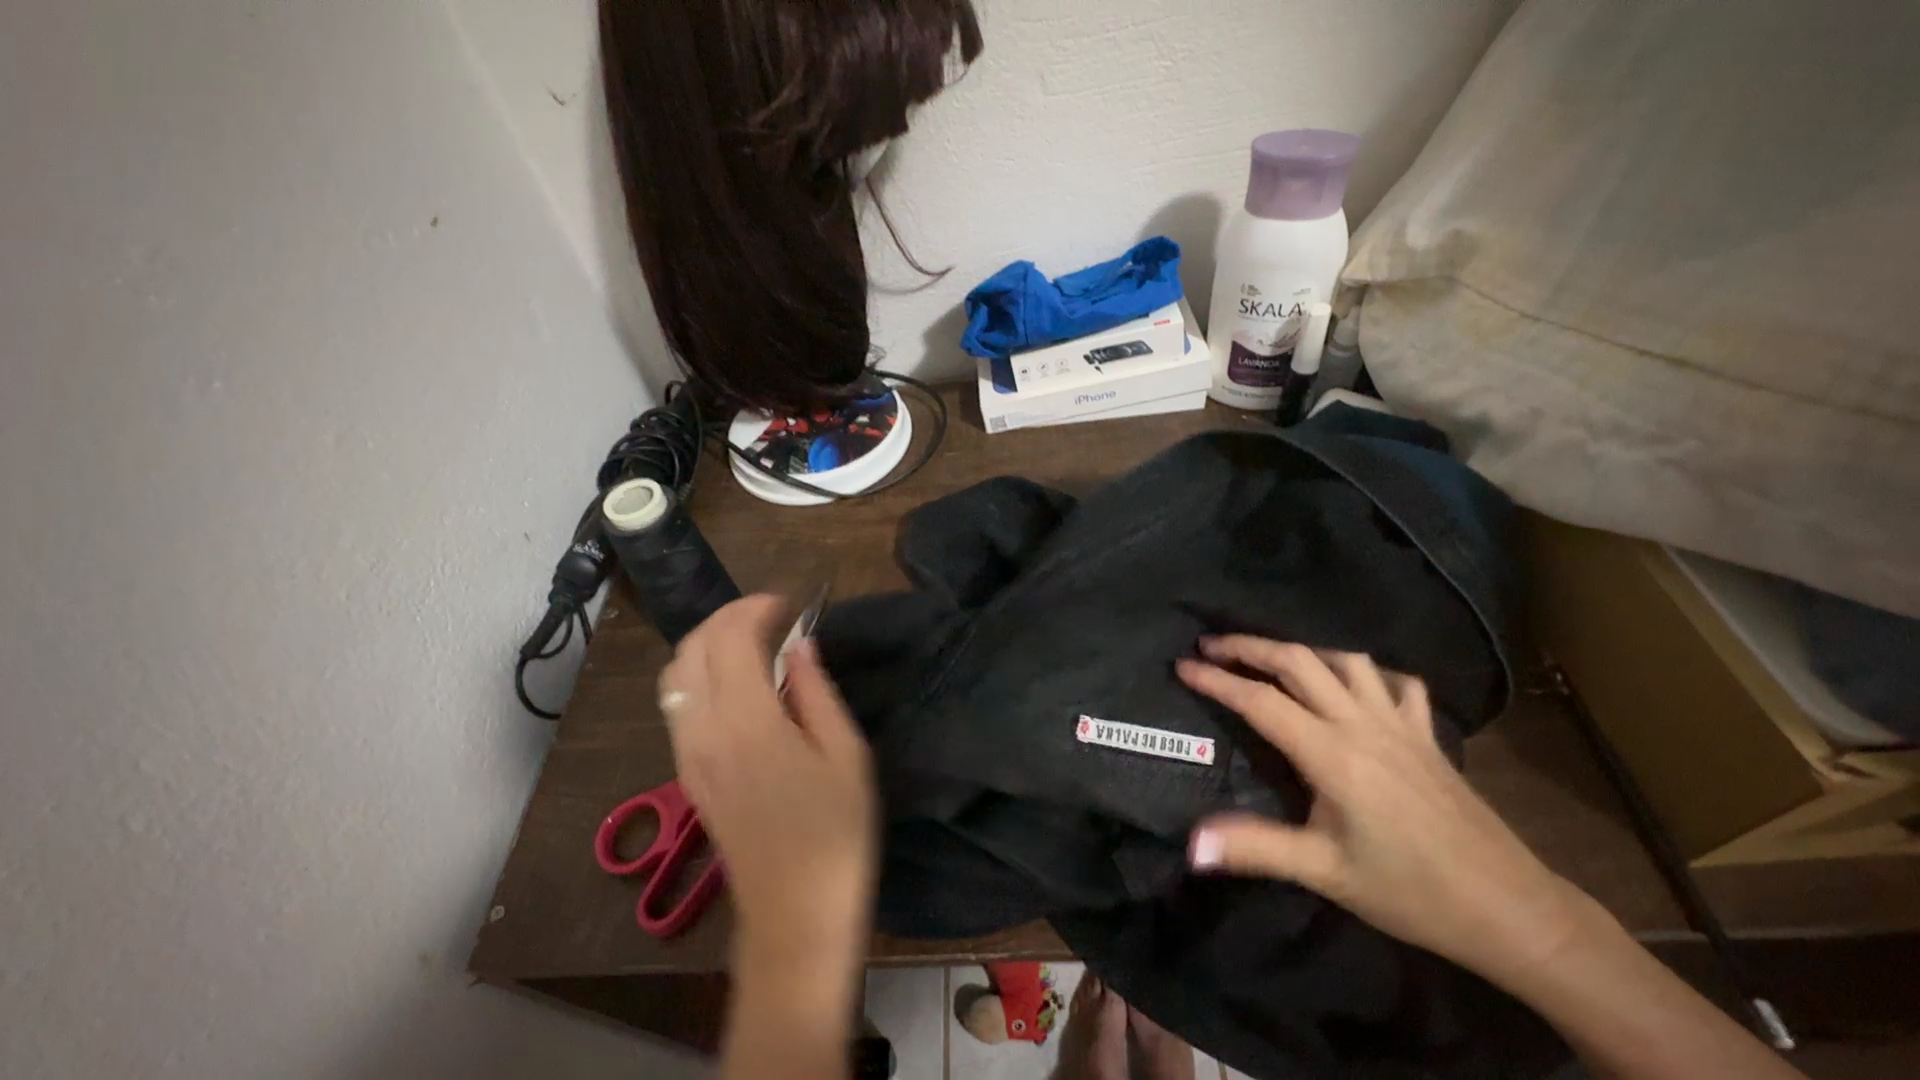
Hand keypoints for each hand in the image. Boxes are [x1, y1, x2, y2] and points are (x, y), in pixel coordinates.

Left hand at [659, 595, 877, 966]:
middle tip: (770, 620)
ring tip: (750, 648)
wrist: (794, 913)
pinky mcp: (687, 775)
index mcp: (746, 721)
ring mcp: (687, 755)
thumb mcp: (846, 755)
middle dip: (725, 620)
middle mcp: (703, 730)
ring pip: (674, 676)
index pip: (729, 638)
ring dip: (705, 647)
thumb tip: (799, 646)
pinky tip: (737, 690)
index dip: (755, 609)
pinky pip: (677, 707)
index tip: (789, 605)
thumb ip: (816, 691)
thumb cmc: (834, 833)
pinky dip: (698, 678)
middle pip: (690, 649)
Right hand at [1177, 637, 1594, 983]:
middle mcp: (1364, 725)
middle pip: (1300, 662)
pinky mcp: (1429, 736)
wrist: (1507, 906)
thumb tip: (1191, 845)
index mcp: (1332, 754)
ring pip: (1347, 662)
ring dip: (1304, 651)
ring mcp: (1402, 725)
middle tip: (1212, 645)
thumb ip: (1256, 849)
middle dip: (1251, 646)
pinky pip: (1396, 684)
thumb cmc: (1409, 891)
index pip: (1261, 702)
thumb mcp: (1325, 873)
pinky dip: (1367, 674)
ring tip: (1273, 660)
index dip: (1217, 681)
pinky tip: (1357, 686)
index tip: (1182, 666)